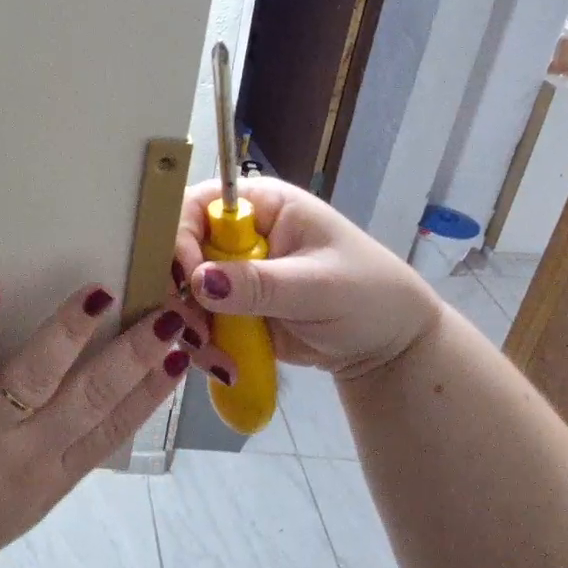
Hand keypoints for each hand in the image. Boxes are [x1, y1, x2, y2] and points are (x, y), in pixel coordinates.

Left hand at [0, 284, 193, 567]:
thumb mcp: (29, 503)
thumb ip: (60, 456)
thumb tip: (98, 411)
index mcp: (52, 474)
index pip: (113, 428)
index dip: (151, 392)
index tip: (183, 355)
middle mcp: (27, 449)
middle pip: (90, 396)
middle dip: (133, 354)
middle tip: (169, 314)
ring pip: (35, 373)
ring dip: (68, 331)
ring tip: (98, 294)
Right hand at [173, 177, 442, 378]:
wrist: (389, 348)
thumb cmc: (369, 297)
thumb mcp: (318, 287)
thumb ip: (258, 283)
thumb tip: (200, 281)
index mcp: (260, 205)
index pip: (196, 204)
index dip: (182, 237)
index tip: (190, 280)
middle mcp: (235, 233)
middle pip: (178, 248)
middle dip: (178, 290)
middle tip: (191, 327)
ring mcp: (229, 271)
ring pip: (181, 289)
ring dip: (188, 323)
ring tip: (212, 355)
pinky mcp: (227, 307)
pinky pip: (195, 319)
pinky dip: (201, 342)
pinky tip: (221, 363)